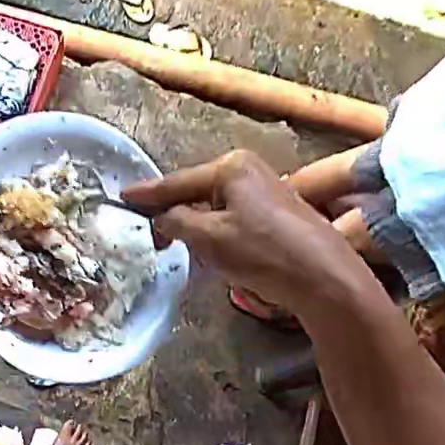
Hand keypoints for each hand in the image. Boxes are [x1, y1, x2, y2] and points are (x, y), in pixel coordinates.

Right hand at [121, 150, 378, 315]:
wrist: (322, 276)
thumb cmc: (261, 252)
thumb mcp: (207, 238)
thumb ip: (175, 221)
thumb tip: (159, 217)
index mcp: (230, 168)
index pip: (177, 183)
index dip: (147, 194)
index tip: (122, 197)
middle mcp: (248, 170)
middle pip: (195, 191)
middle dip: (170, 211)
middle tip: (147, 233)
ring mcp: (264, 189)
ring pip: (212, 206)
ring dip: (192, 224)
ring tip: (171, 244)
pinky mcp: (275, 212)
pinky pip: (229, 216)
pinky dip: (212, 230)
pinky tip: (206, 247)